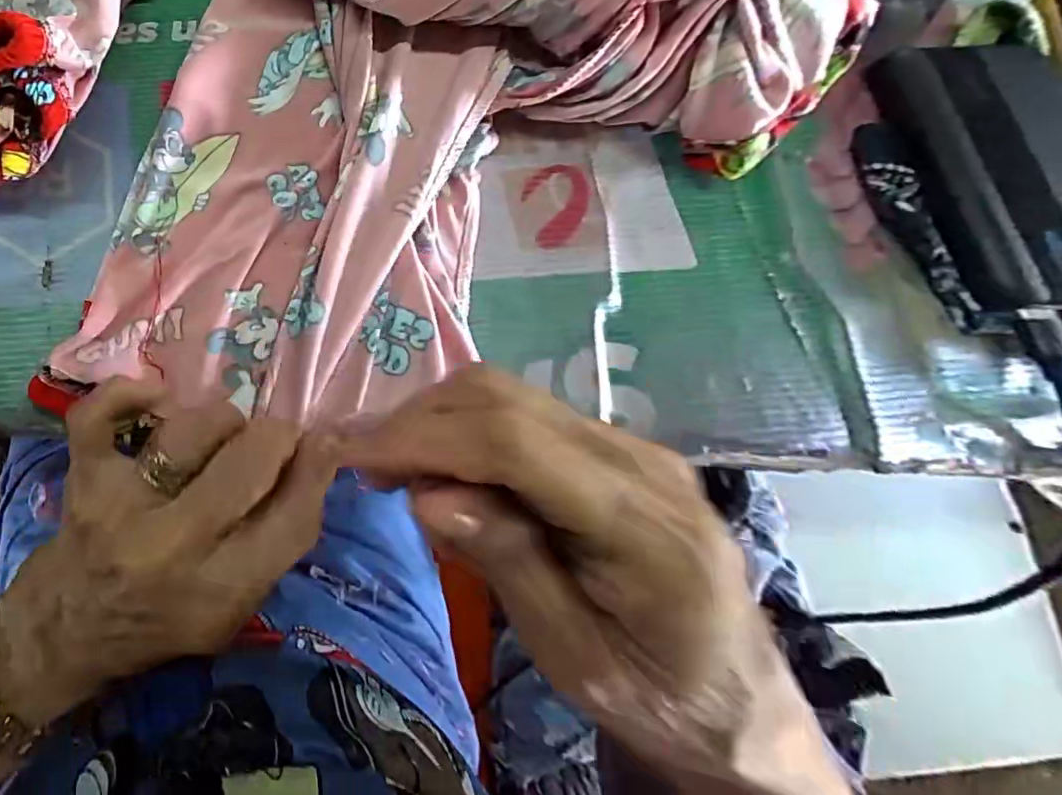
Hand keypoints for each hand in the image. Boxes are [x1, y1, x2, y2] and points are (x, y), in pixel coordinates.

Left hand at [0, 378, 337, 728]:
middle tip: (271, 434)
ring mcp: (119, 507)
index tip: (321, 440)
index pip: (290, 522)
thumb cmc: (163, 616)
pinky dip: (129, 392)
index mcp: (219, 592)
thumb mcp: (233, 606)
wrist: (73, 623)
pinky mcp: (82, 476)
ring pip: (186, 431)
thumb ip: (275, 540)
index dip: (315, 470)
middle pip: (244, 466)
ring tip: (221, 428)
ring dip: (217, 419)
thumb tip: (317, 455)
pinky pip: (100, 414)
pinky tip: (158, 400)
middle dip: (272, 437)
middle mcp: (170, 547)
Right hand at [342, 366, 849, 794]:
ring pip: (501, 392)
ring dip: (431, 418)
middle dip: (416, 423)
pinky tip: (439, 465)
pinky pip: (514, 409)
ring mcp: (628, 444)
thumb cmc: (654, 695)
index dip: (422, 440)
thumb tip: (425, 494)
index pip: (514, 445)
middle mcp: (640, 463)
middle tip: (366, 467)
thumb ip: (508, 566)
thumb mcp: (574, 658)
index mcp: (647, 528)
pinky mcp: (608, 444)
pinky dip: (457, 425)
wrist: (740, 703)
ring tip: (395, 467)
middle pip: (500, 400)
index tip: (355, 458)